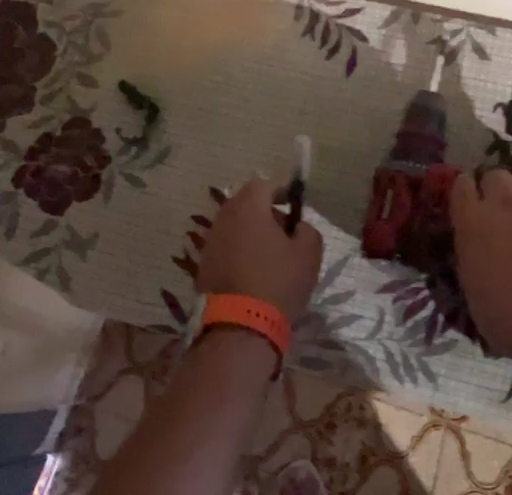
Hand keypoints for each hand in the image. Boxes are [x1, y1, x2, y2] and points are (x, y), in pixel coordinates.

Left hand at [197, 178, 323, 318]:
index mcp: (248, 207)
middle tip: (284, 230)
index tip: (294, 204)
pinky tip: (253, 271)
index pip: (264, 184)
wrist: (239, 327)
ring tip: (270, 254)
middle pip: (245, 203)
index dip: (281, 190)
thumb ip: (307, 230)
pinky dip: (239, 250)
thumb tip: (298, 226)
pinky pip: (225, 247)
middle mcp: (224, 218)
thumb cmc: (278, 282)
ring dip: (251, 231)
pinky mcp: (203, 266)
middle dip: (265, 210)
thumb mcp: (309, 254)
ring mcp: (210, 242)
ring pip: (234, 225)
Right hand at [451, 168, 511, 364]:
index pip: (461, 186)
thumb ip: (474, 257)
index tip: (471, 206)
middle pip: (495, 175)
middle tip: (504, 214)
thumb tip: (480, 250)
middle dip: (498, 190)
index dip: (466, 194)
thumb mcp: (474, 291)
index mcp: (473, 221)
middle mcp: (505, 200)